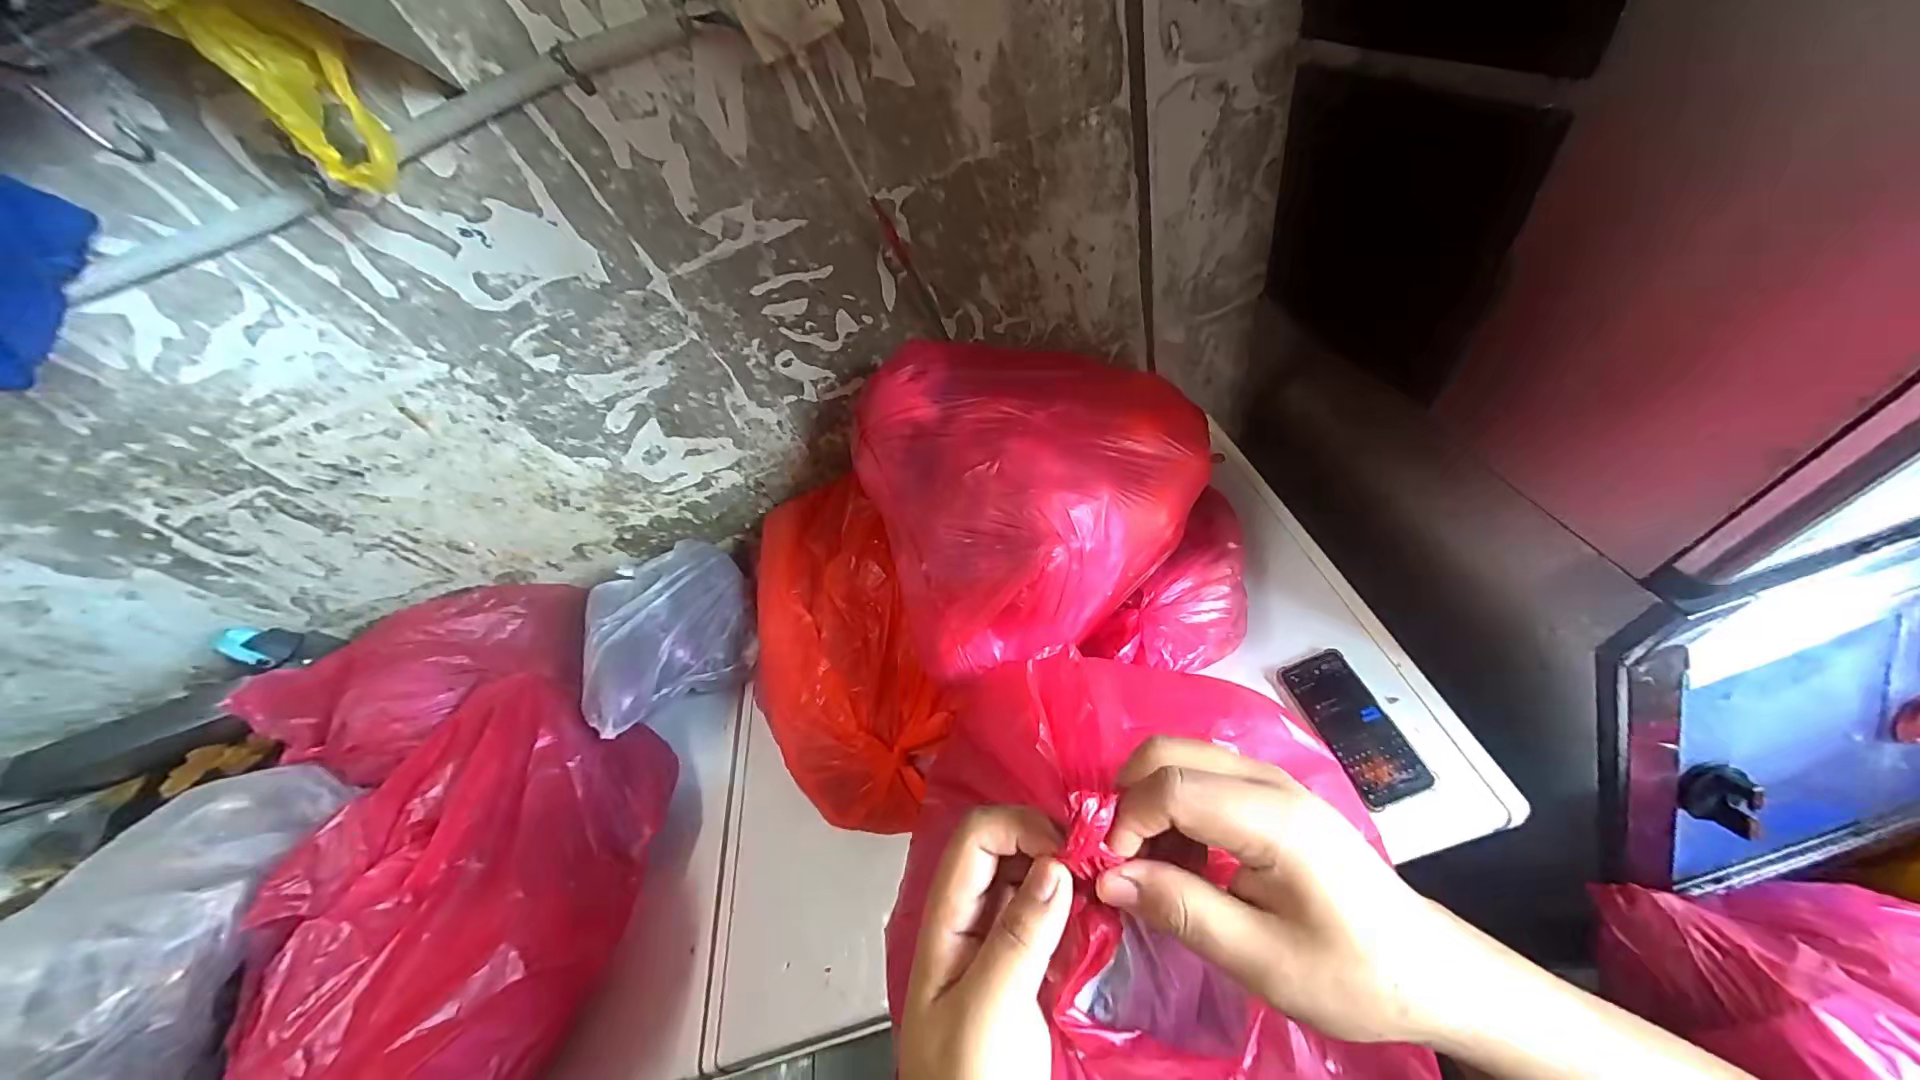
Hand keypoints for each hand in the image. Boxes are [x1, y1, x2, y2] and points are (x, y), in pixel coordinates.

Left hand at [899, 807, 1072, 1079]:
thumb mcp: (987, 1011)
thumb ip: (1018, 937)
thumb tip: (1056, 864)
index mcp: (948, 914)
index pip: (978, 835)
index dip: (1021, 828)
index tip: (1069, 856)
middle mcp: (972, 912)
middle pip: (1007, 846)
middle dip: (1051, 846)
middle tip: (1096, 872)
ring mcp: (999, 936)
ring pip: (1032, 876)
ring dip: (1068, 877)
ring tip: (1101, 897)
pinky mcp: (1027, 961)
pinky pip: (1051, 913)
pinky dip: (1075, 909)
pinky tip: (1095, 927)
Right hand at [1093, 736, 1472, 1045]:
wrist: (1430, 969)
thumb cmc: (1353, 973)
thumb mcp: (1262, 961)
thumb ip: (1181, 910)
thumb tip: (1107, 878)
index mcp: (1272, 817)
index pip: (1170, 786)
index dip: (1126, 823)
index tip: (1114, 873)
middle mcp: (1267, 779)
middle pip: (1166, 752)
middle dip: (1127, 799)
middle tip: (1123, 861)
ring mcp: (1269, 778)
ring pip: (1178, 757)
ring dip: (1147, 801)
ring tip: (1153, 866)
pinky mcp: (1269, 791)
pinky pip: (1199, 774)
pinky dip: (1171, 805)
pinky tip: (1183, 857)